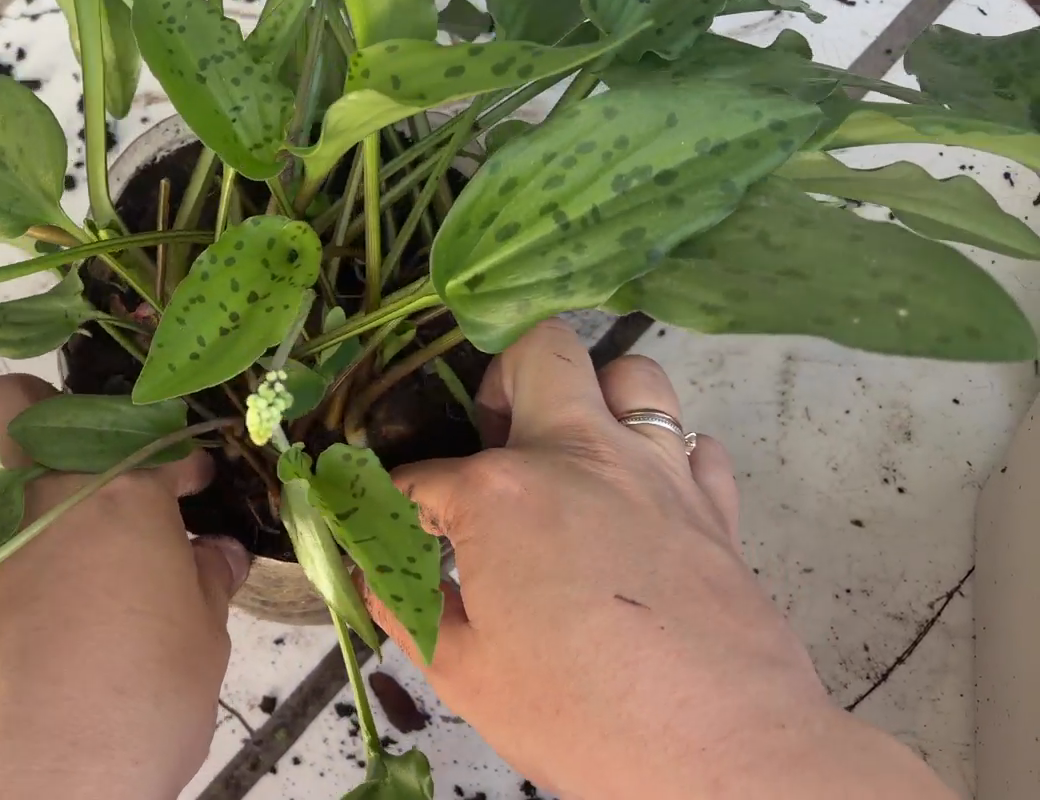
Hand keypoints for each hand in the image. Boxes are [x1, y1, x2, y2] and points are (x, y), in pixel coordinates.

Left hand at [0, 374, 249, 799]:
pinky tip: (47, 596)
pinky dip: (12, 543)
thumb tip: (216, 550)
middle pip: (11, 401)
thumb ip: (207, 579)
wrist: (34, 785)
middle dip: (48, 409)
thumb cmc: (140, 700)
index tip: (191, 479)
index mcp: (119, 490)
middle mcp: (42, 492)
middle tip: (95, 460)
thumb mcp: (202, 641)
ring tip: (77, 535)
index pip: (156, 443)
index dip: (181, 459)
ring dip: (26, 478)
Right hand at [367, 320, 955, 799]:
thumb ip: (403, 604)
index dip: (397, 509)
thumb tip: (374, 574)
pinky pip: (693, 445)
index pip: (419, 478)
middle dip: (499, 379)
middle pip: (536, 352)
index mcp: (498, 491)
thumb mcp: (459, 669)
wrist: (736, 769)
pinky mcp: (716, 508)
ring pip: (632, 374)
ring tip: (569, 450)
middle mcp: (575, 454)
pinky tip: (637, 497)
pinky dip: (663, 456)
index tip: (395, 537)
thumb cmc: (581, 715)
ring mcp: (655, 472)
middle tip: (493, 438)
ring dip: (593, 395)